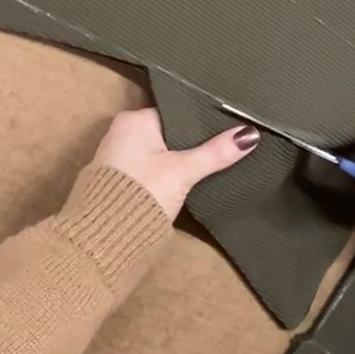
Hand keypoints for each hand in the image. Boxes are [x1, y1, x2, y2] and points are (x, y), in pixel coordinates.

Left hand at [92, 108, 258, 219]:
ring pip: (162, 152)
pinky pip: (153, 168)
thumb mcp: (183, 171)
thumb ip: (215, 152)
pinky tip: (187, 180)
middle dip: (193, 142)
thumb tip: (250, 134)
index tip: (228, 128)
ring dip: (180, 160)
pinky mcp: (122, 181)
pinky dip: (169, 173)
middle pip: (170, 132)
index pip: (177, 113)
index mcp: (133, 120)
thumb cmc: (140, 195)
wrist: (105, 240)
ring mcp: (119, 158)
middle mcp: (122, 133)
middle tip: (225, 145)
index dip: (202, 122)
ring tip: (212, 162)